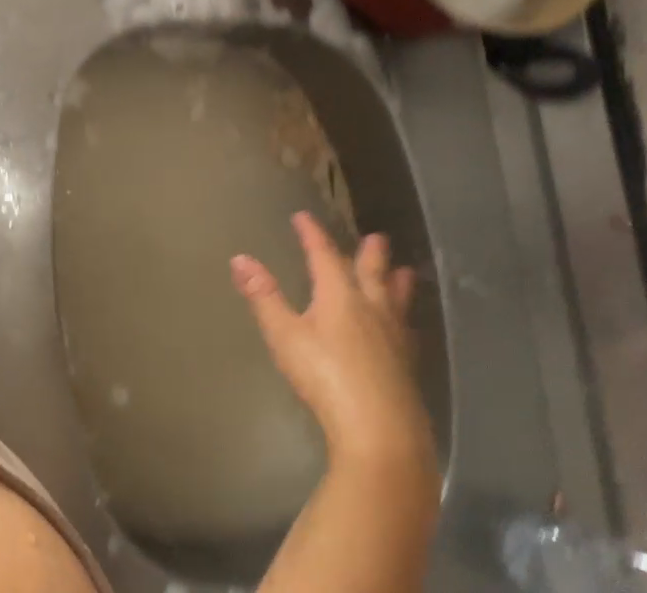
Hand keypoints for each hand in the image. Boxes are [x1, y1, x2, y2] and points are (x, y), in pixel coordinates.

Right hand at [231, 212, 433, 466]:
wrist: (380, 428)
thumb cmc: (325, 375)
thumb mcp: (284, 334)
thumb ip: (264, 296)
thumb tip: (240, 258)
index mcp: (340, 297)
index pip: (325, 257)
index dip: (313, 236)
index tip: (304, 217)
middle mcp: (372, 310)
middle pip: (371, 274)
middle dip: (369, 254)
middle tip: (376, 237)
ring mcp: (394, 337)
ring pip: (396, 300)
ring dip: (396, 282)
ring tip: (404, 271)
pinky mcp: (405, 363)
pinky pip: (406, 328)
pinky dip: (404, 316)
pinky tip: (405, 327)